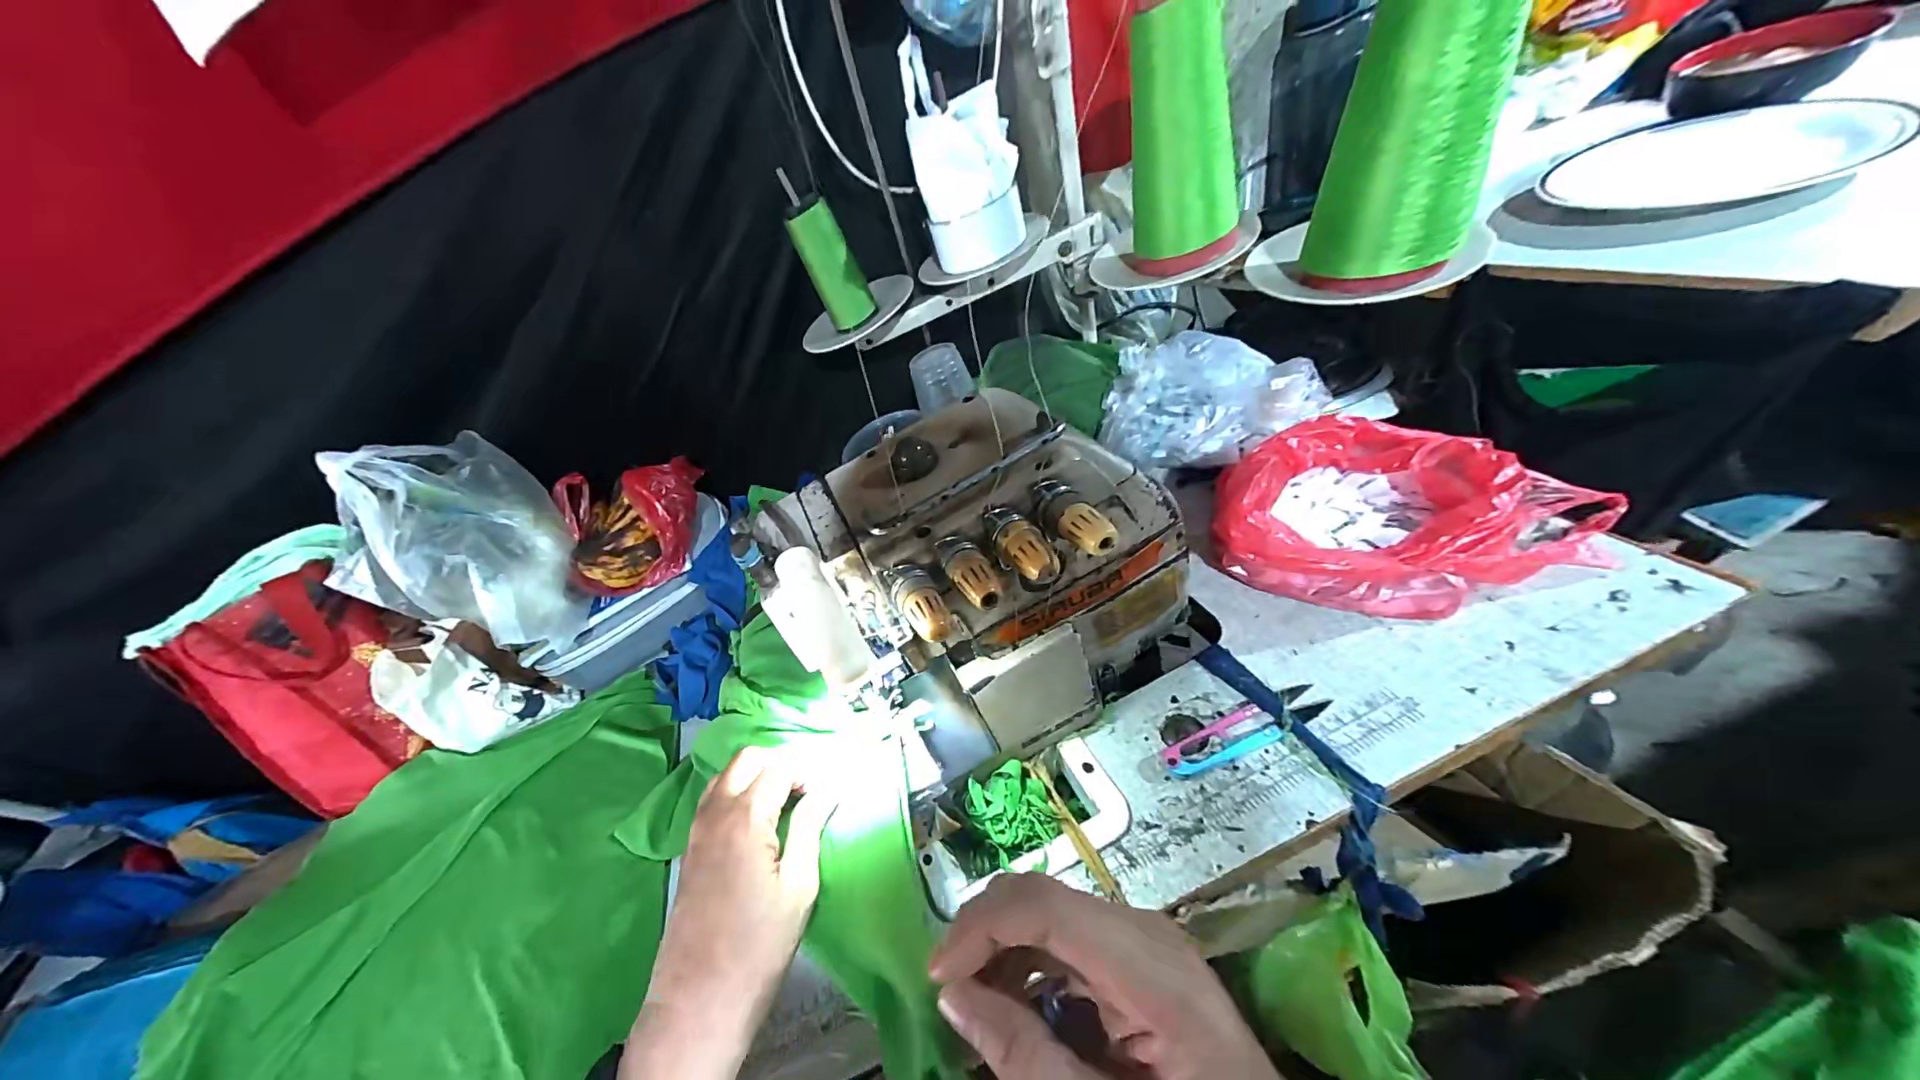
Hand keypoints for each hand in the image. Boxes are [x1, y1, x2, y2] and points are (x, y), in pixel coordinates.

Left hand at [621, 747, 834, 1079]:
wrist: (700, 997)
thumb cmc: (760, 943)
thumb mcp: (800, 884)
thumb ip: (810, 826)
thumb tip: (828, 790)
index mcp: (745, 817)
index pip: (779, 767)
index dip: (806, 775)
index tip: (824, 798)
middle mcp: (715, 813)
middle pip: (747, 758)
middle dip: (779, 765)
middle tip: (804, 796)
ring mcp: (696, 829)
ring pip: (726, 774)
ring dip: (756, 777)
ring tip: (783, 808)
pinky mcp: (689, 847)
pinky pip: (713, 800)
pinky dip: (737, 795)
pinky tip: (757, 827)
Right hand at [930, 873, 1280, 1079]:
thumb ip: (1026, 1057)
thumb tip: (954, 995)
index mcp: (1152, 967)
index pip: (1048, 906)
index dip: (982, 927)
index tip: (938, 975)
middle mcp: (1147, 932)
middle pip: (1045, 899)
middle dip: (985, 934)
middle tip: (947, 990)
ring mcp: (1146, 939)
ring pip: (1051, 912)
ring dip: (1003, 948)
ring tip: (973, 1001)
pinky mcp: (1139, 955)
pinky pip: (1070, 938)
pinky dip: (1030, 963)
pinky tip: (1013, 1001)